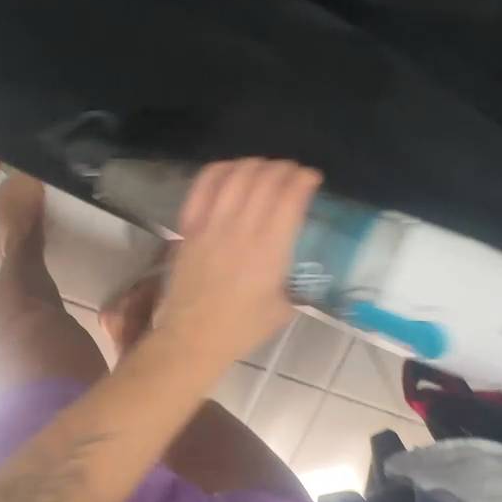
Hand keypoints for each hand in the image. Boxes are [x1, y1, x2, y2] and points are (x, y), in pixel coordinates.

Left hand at [153, 159, 321, 368]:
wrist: (194, 337)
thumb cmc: (242, 328)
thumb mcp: (284, 306)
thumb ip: (294, 279)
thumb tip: (297, 264)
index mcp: (270, 250)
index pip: (290, 198)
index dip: (304, 180)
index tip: (312, 178)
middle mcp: (242, 229)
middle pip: (265, 180)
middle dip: (283, 169)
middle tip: (291, 171)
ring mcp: (212, 225)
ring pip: (235, 177)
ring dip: (254, 164)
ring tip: (264, 166)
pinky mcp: (189, 227)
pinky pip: (202, 187)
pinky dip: (218, 171)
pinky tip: (230, 168)